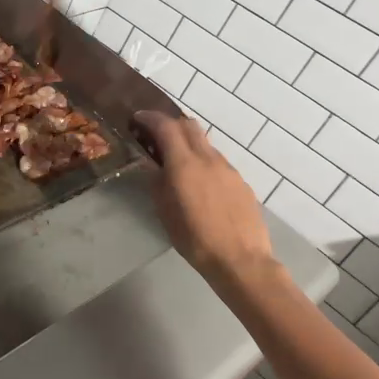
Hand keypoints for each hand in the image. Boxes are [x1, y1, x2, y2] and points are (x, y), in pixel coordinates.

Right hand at [134, 111, 277, 280]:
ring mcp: (228, 169)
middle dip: (171, 124)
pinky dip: (204, 162)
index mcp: (185, 164)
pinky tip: (200, 185)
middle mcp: (208, 159)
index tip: (138, 119)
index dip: (150, 118)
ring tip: (178, 164)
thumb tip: (153, 166)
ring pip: (205, 144)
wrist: (241, 260)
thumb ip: (157, 182)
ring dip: (189, 144)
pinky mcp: (241, 182)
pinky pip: (218, 162)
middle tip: (156, 136)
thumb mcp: (165, 211)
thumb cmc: (195, 238)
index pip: (166, 126)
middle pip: (190, 125)